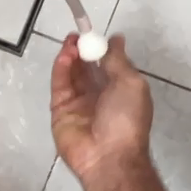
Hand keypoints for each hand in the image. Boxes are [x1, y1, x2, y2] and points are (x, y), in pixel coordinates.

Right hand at [50, 33, 153, 183]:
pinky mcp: (60, 110)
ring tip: (70, 41)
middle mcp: (98, 96)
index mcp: (120, 91)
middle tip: (76, 35)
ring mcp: (78, 103)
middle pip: (87, 68)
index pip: (107, 65)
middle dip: (82, 50)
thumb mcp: (131, 84)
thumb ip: (119, 60)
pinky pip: (59, 85)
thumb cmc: (126, 118)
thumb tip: (117, 39)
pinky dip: (61, 68)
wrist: (108, 156)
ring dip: (71, 56)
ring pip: (71, 74)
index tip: (94, 34)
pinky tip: (65, 55)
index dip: (101, 49)